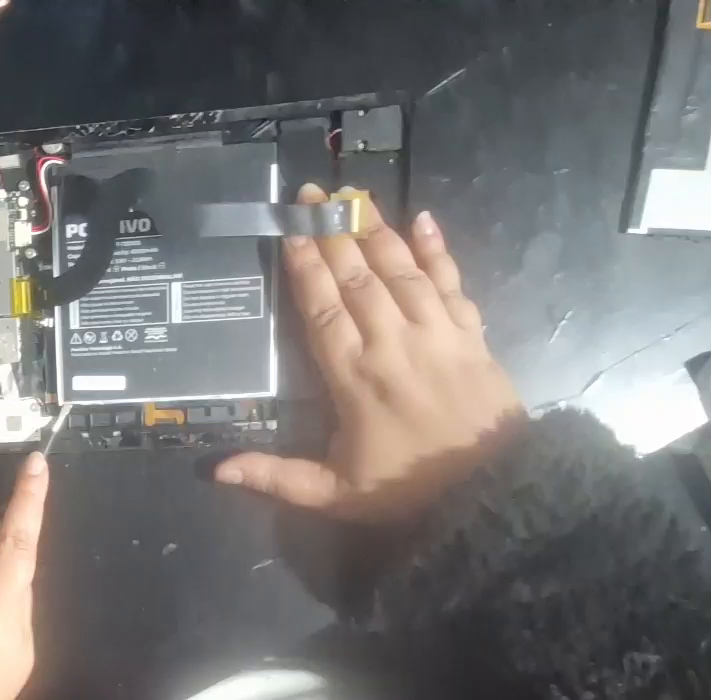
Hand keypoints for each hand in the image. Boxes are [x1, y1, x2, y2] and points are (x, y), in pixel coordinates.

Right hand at [216, 185, 524, 522]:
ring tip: (355, 196)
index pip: (324, 311)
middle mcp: (394, 344)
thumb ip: (274, 476)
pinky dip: (438, 250)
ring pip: (402, 271)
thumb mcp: (331, 493)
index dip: (306, 268)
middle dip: (334, 233)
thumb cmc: (404, 489)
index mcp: (355, 378)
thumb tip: (217, 469)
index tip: (291, 231)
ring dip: (376, 230)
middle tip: (314, 195)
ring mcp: (437, 334)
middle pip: (360, 279)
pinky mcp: (471, 336)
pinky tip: (423, 219)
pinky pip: (452, 283)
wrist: (493, 492)